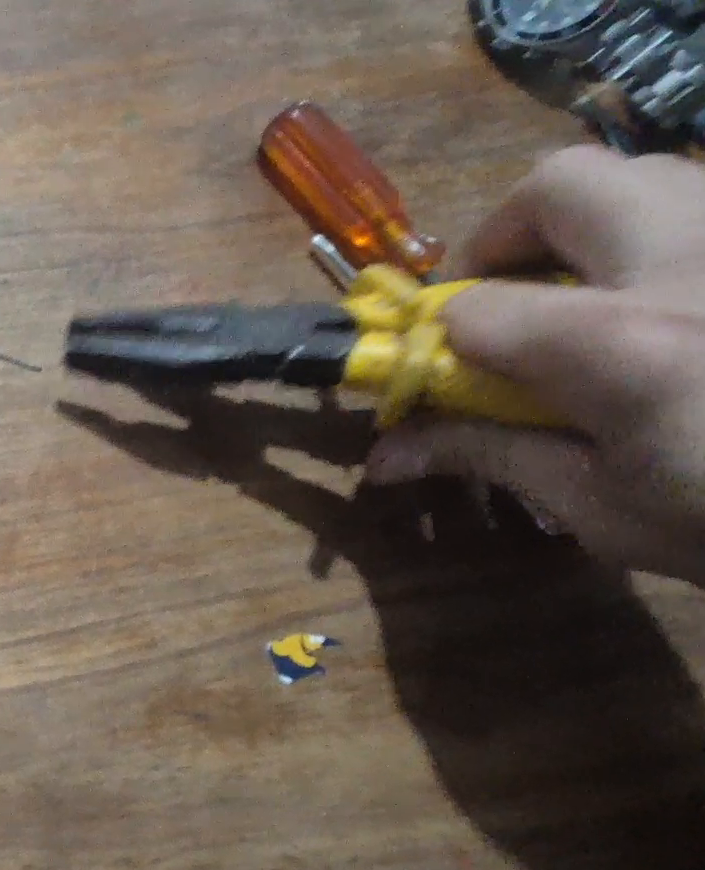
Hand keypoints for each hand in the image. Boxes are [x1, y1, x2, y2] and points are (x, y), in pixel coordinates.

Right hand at [365, 146, 704, 583]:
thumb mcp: (602, 505)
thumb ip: (489, 454)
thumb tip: (382, 459)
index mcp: (625, 343)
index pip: (475, 308)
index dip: (433, 341)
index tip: (430, 374)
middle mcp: (698, 264)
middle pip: (564, 185)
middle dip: (506, 234)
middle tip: (506, 296)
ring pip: (658, 177)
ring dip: (598, 229)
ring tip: (601, 301)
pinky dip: (676, 244)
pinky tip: (687, 309)